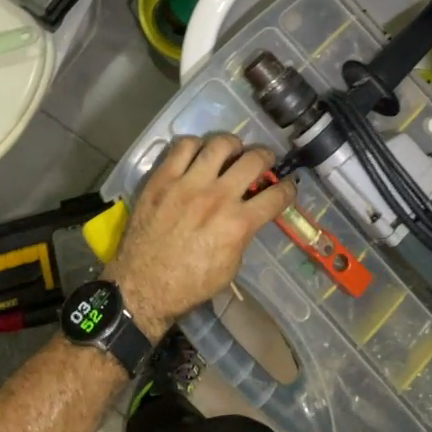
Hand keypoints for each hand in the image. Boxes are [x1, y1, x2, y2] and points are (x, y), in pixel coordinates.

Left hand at [110, 134, 294, 336]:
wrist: (143, 286)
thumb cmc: (190, 284)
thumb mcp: (231, 266)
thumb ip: (243, 234)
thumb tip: (249, 215)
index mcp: (238, 224)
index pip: (276, 195)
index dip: (288, 188)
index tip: (287, 186)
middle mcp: (217, 197)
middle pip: (254, 160)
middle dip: (266, 158)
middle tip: (264, 161)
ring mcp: (188, 184)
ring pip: (220, 145)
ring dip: (233, 145)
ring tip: (234, 150)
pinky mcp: (163, 179)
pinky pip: (183, 146)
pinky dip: (196, 145)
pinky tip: (199, 154)